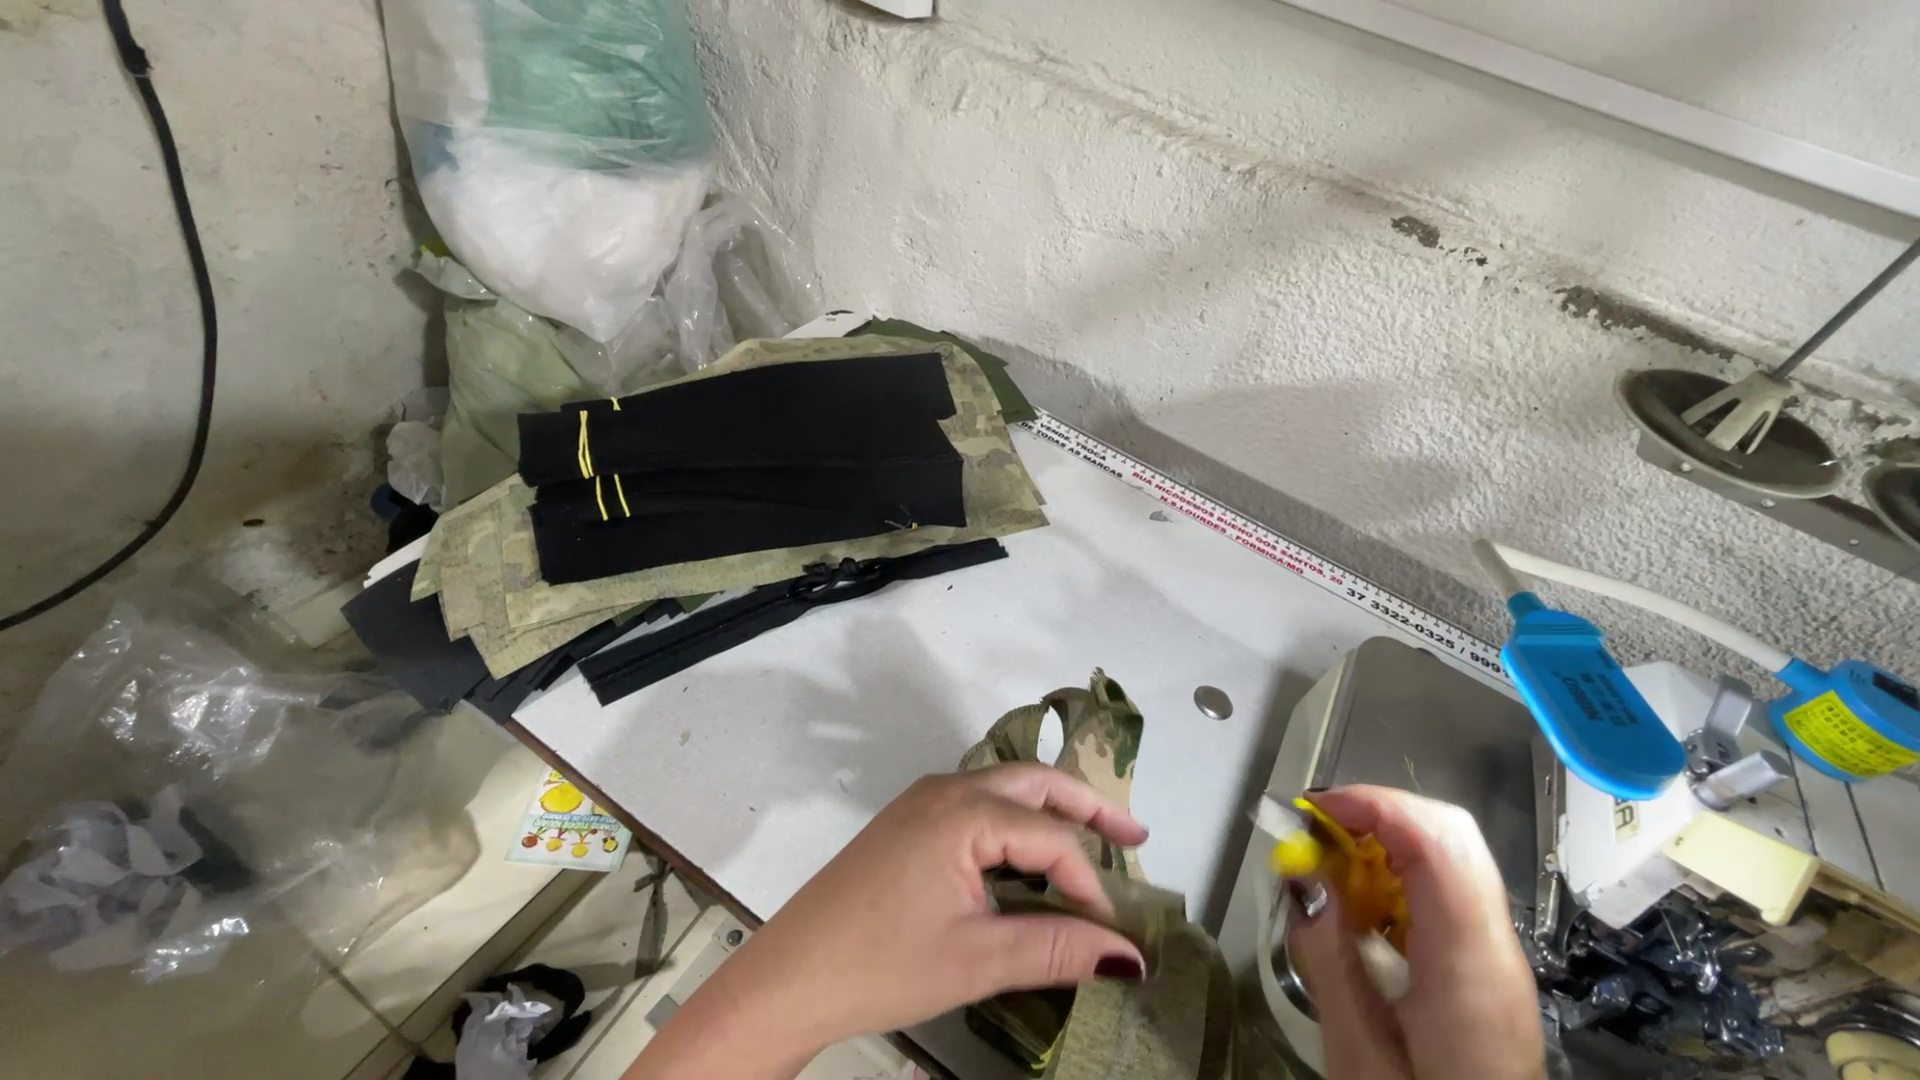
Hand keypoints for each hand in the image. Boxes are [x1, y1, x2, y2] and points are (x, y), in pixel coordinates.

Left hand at [628, 763, 1149, 1078]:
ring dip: (1051, 809)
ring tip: (1095, 839)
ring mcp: (922, 801)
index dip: (1088, 882)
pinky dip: (1016, 820)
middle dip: (1087, 807)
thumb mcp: (977, 960)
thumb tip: (1131, 956)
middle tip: (1136, 836)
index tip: (1110, 931)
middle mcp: (945, 789)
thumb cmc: (883, 965)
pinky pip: (978, 804)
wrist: (791, 975)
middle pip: (1034, 783)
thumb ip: (1057, 949)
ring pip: (1005, 788)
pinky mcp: (908, 821)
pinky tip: (1030, 854)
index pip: (1050, 837)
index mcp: (964, 812)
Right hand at [1287, 785, 1543, 1079]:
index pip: (1437, 843)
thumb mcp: (1358, 1054)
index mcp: (1469, 966)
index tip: (1309, 813)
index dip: (1372, 805)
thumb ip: (1327, 960)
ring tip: (1326, 868)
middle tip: (1312, 834)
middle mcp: (1496, 946)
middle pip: (1451, 834)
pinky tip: (1360, 906)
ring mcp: (1498, 955)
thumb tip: (1299, 877)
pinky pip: (1446, 888)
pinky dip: (1397, 872)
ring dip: (1383, 841)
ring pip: (1450, 855)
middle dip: (1375, 814)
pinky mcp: (1488, 966)